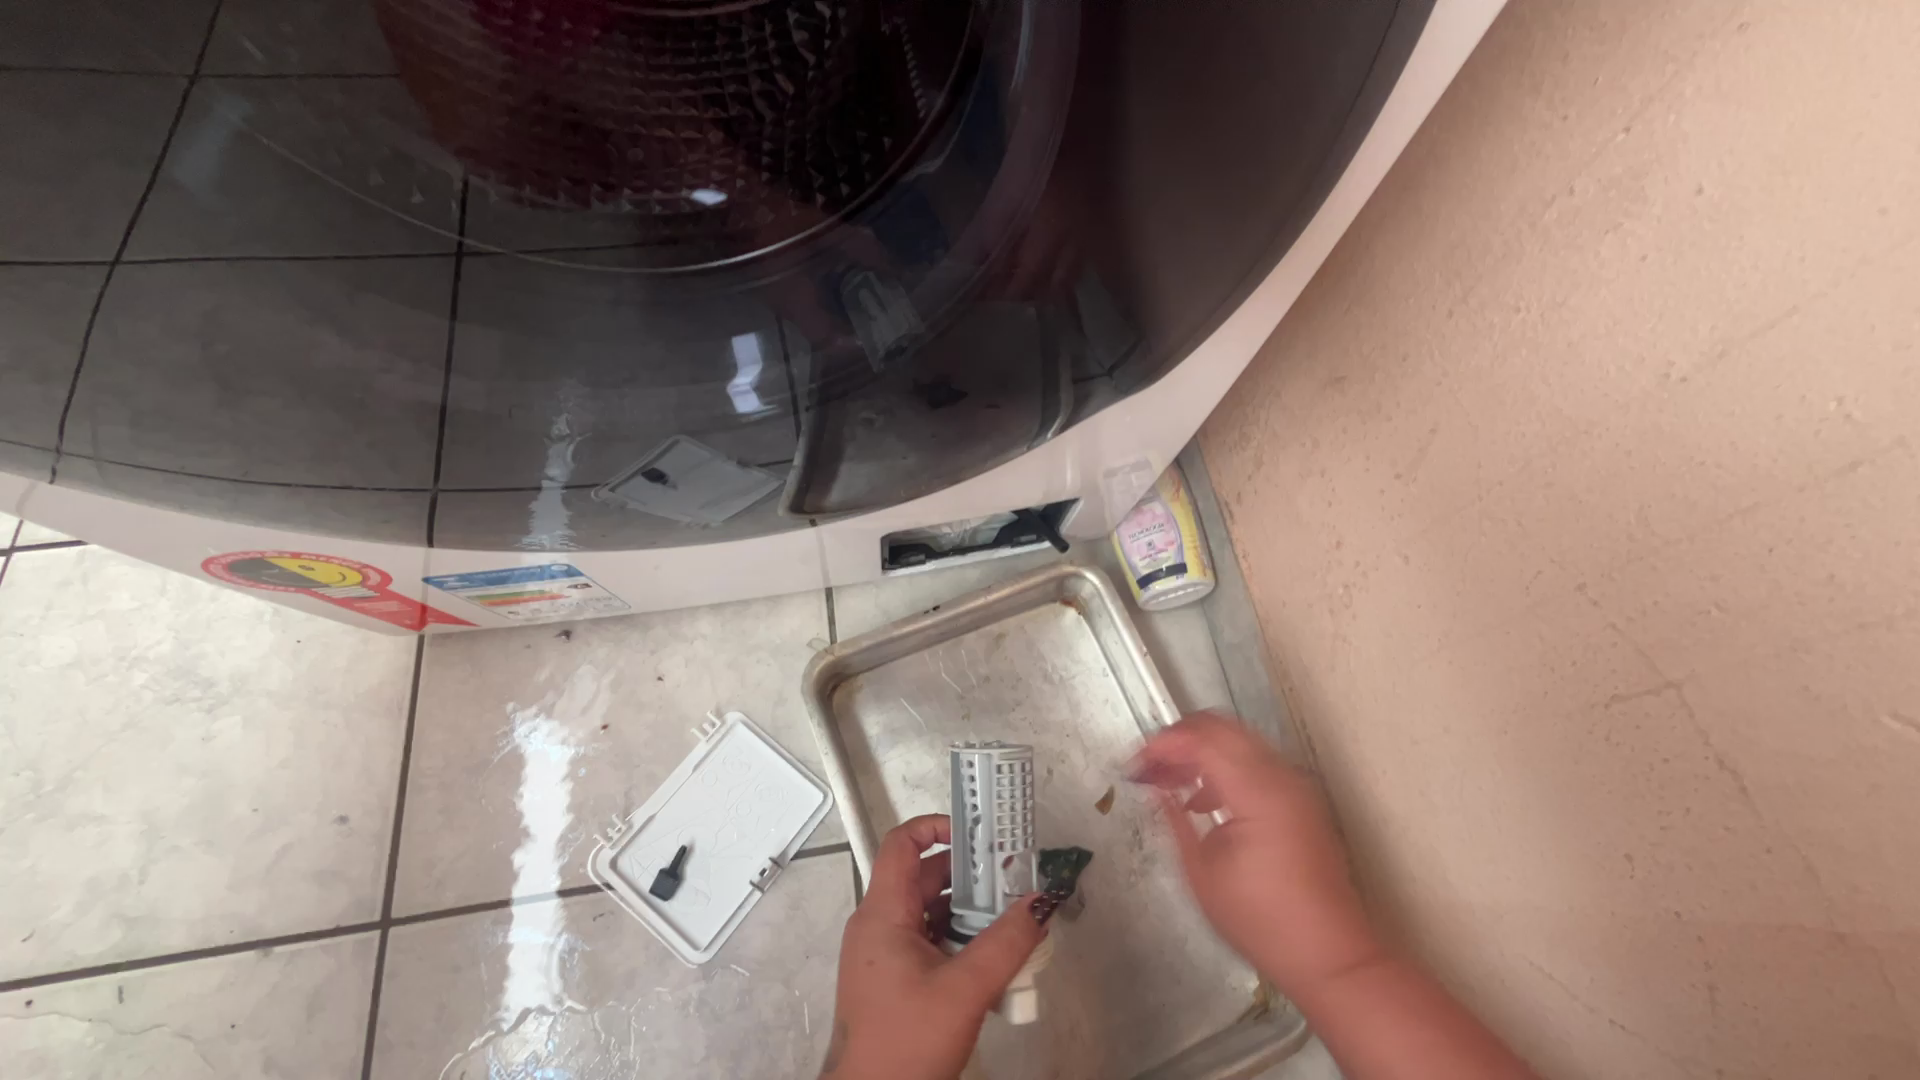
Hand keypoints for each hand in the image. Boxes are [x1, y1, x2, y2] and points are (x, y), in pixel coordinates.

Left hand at [820, 814, 1049, 1079]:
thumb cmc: (907, 1041)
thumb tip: (1043, 901)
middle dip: (968, 875)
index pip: (902, 844)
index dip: (937, 827)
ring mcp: (882, 954)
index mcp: (883, 913)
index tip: (979, 835)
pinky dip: (957, 939)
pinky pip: (927, 941)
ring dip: (968, 911)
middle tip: (1013, 877)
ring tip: (1012, 915)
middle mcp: (877, 924)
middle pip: (923, 878)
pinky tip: (992, 956)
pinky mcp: (891, 979)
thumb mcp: (965, 991)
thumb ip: (1007, 943)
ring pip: (928, 912)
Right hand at [1129, 713, 1383, 997]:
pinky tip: (1201, 797)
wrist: (1330, 955)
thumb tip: (1155, 787)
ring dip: (1199, 750)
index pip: (1200, 739)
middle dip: (1177, 740)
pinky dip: (1222, 764)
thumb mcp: (1202, 871)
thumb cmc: (1260, 920)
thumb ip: (1175, 817)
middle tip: (1148, 767)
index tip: (1133, 765)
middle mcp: (1280, 775)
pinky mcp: (1299, 797)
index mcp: (1256, 791)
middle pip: (1219, 727)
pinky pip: (1253, 760)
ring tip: (1167, 781)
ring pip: (1237, 738)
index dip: (1160, 745)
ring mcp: (1294, 784)